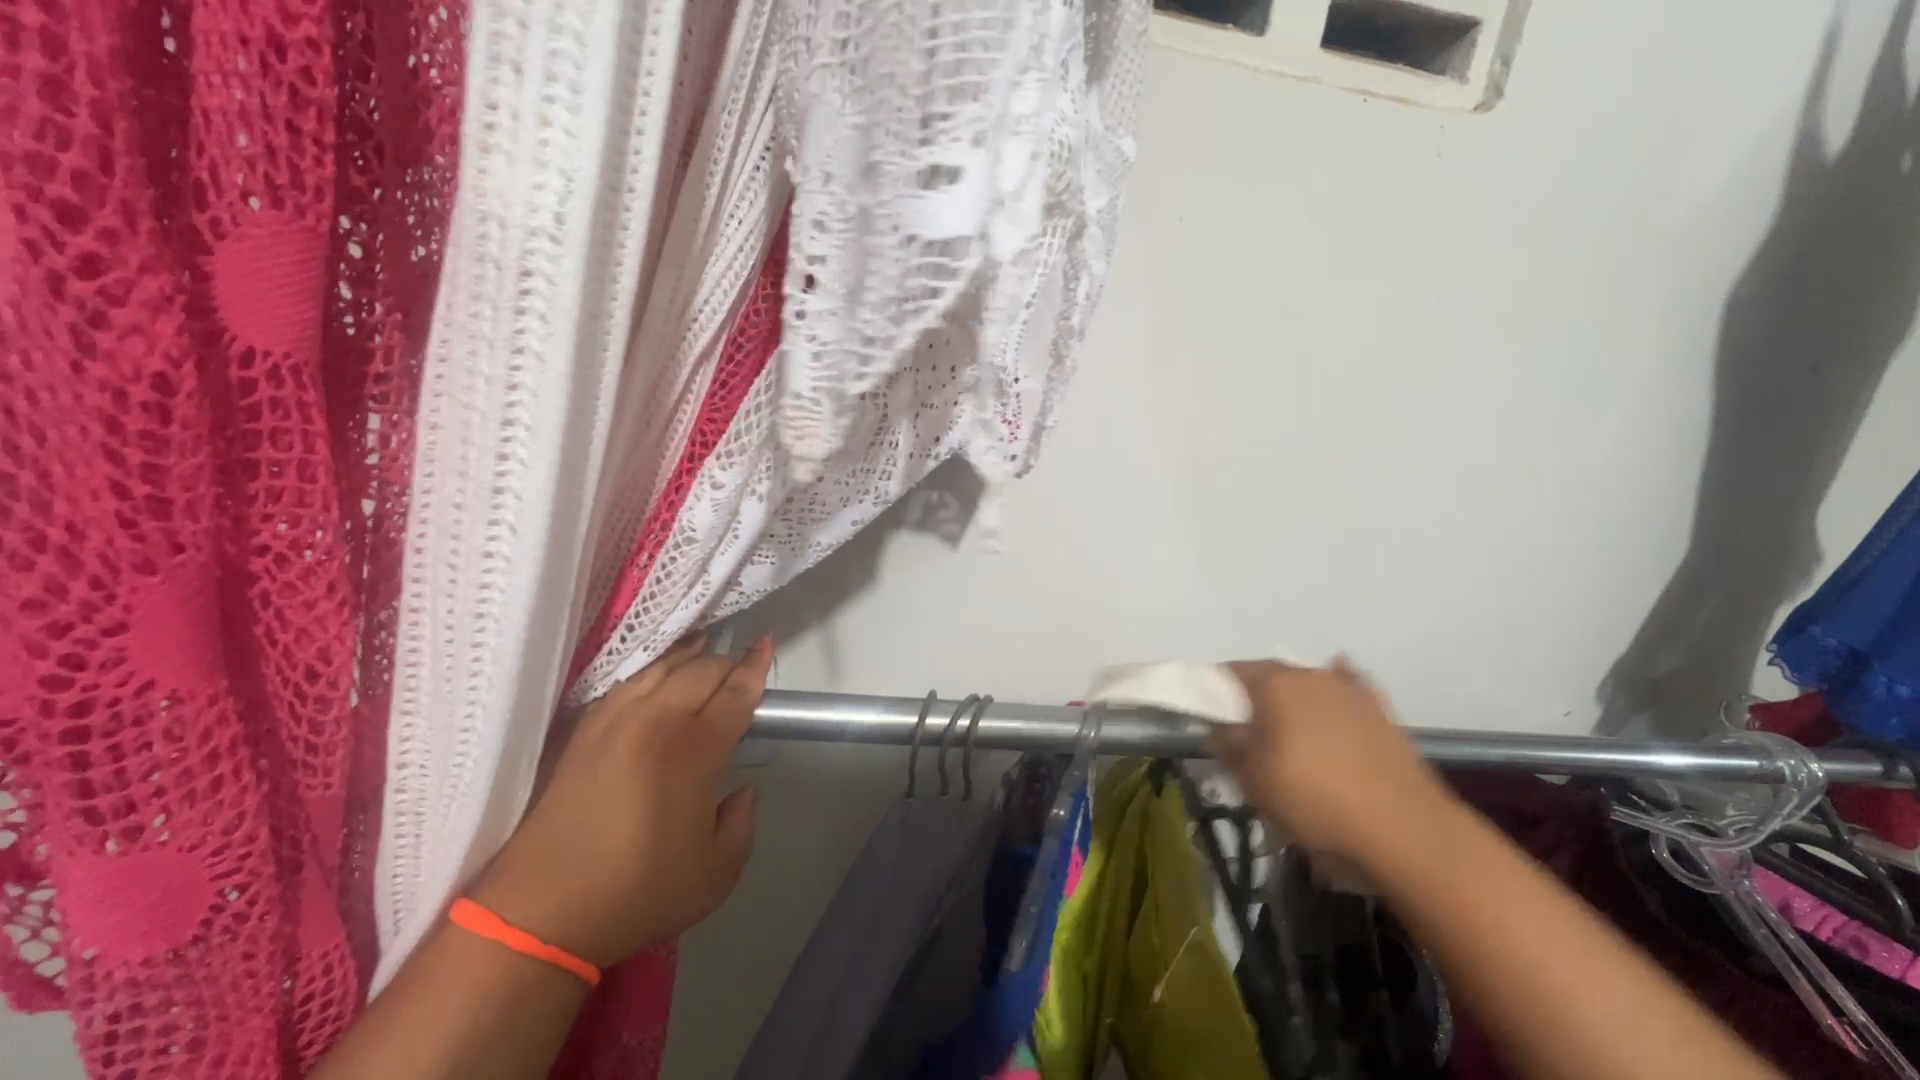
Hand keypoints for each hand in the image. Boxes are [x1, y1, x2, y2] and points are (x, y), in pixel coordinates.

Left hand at [468, 633, 768, 967]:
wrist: (543, 912)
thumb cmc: (639, 894)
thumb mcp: (717, 872)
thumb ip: (742, 823)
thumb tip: (742, 792)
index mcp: (694, 751)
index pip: (734, 694)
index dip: (754, 668)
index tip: (766, 646)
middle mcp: (654, 722)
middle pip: (698, 671)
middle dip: (726, 662)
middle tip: (743, 664)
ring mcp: (612, 722)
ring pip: (658, 668)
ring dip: (687, 657)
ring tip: (703, 647)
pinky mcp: (581, 732)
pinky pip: (625, 683)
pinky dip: (650, 671)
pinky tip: (656, 675)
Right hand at [1211, 658, 1458, 867]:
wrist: (1404, 829)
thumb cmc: (1314, 801)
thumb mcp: (1254, 781)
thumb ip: (1229, 747)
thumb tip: (1218, 727)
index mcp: (1275, 685)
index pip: (1231, 671)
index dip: (1214, 690)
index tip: (1207, 715)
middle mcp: (1313, 676)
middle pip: (1272, 675)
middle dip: (1254, 696)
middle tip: (1244, 730)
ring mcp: (1353, 691)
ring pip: (1310, 684)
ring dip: (1294, 700)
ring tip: (1289, 730)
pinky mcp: (1383, 713)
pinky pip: (1350, 693)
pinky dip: (1337, 696)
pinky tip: (1334, 703)